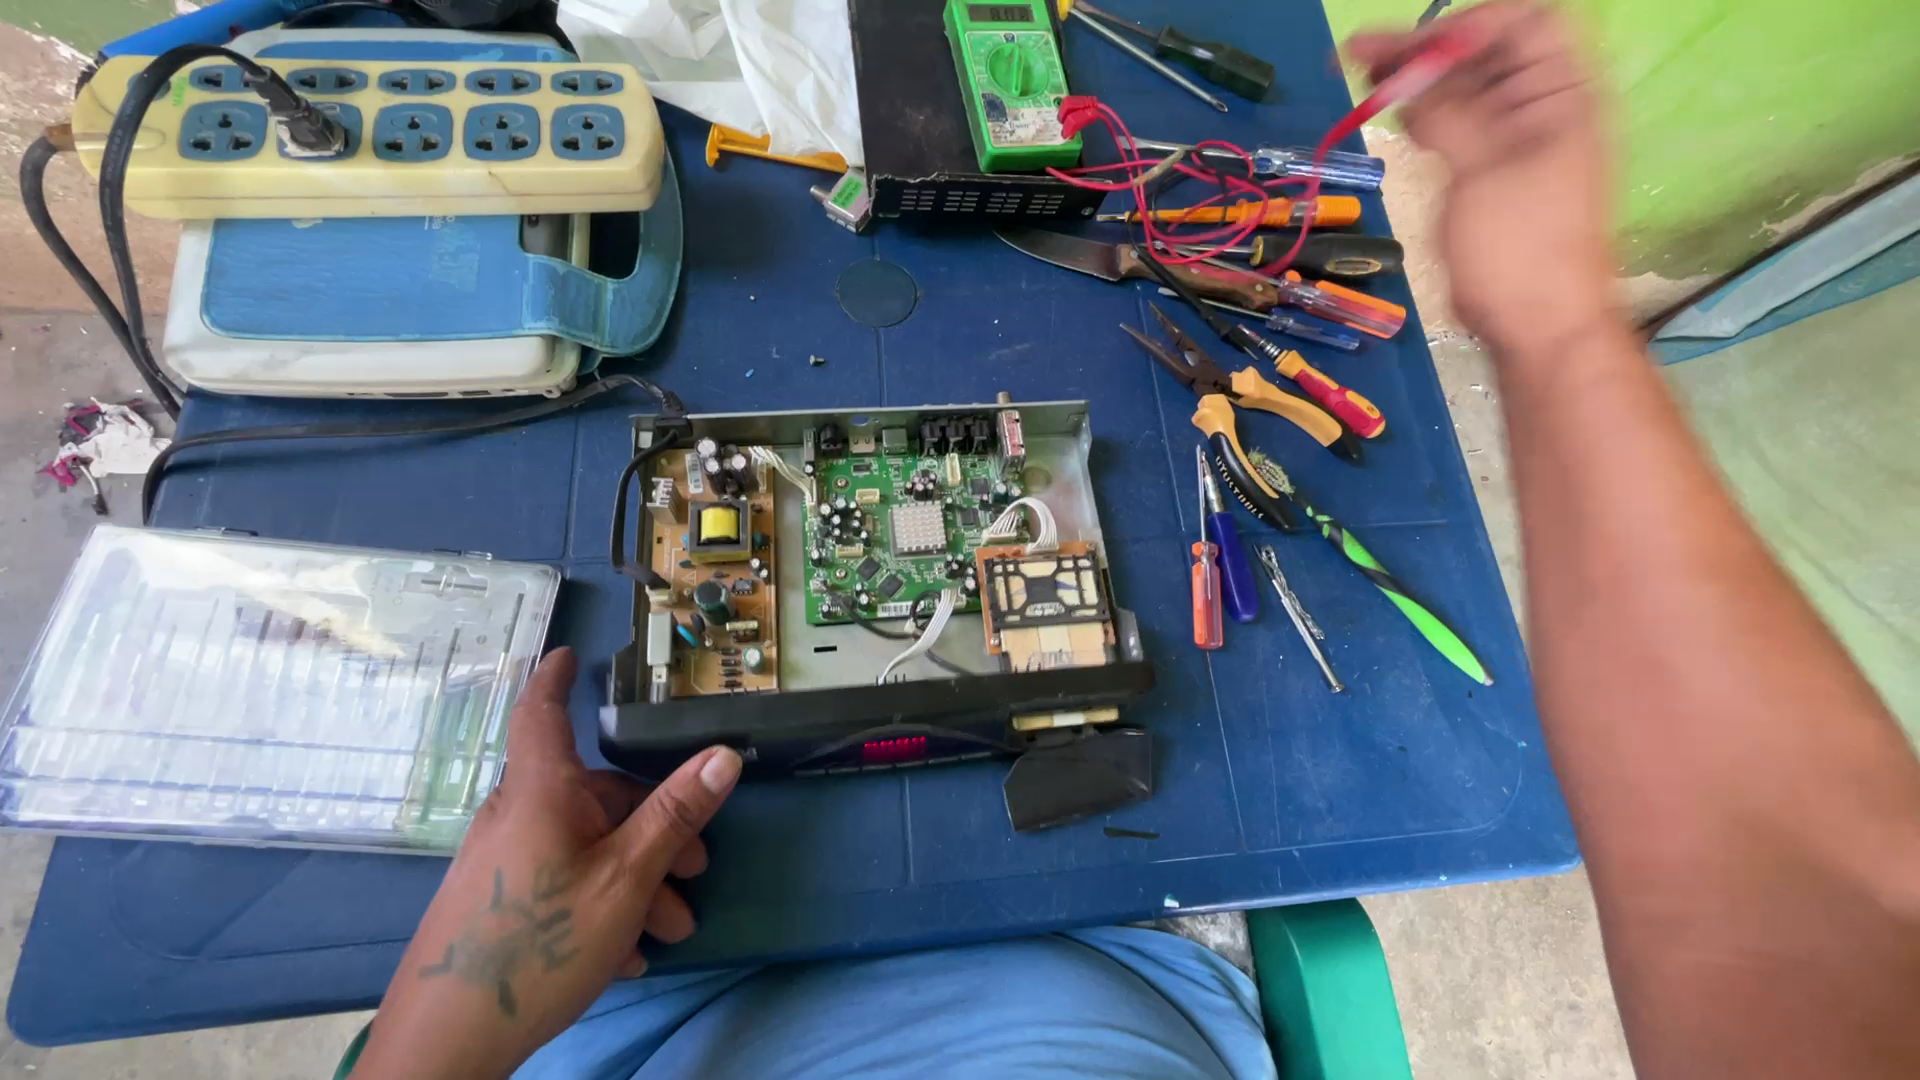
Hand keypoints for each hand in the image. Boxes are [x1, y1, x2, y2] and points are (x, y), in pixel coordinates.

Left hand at [354, 647, 741, 1079]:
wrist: (441, 1053)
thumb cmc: (540, 944)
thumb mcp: (627, 877)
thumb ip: (676, 812)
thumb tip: (726, 753)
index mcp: (541, 793)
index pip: (541, 713)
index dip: (554, 678)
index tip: (568, 653)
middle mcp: (517, 816)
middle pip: (595, 797)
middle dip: (655, 828)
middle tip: (698, 868)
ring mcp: (502, 862)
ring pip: (586, 845)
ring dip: (637, 878)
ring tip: (672, 929)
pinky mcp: (494, 904)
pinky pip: (560, 880)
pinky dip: (601, 901)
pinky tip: (629, 951)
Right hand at [1348, 0, 1617, 359]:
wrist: (1535, 321)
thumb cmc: (1519, 249)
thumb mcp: (1486, 174)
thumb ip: (1451, 115)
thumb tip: (1409, 76)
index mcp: (1561, 93)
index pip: (1519, 24)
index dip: (1459, 28)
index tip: (1401, 49)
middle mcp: (1540, 105)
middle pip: (1484, 52)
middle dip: (1424, 49)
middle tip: (1357, 55)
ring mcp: (1512, 139)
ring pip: (1463, 89)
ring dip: (1415, 79)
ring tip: (1363, 79)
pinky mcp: (1485, 171)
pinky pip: (1454, 126)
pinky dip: (1423, 114)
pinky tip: (1392, 115)